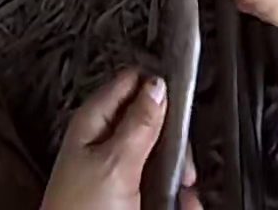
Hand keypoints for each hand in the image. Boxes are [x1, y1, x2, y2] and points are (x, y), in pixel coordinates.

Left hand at [41, 68, 201, 209]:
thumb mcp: (115, 164)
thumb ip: (139, 122)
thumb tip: (158, 85)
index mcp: (94, 121)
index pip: (131, 80)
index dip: (157, 86)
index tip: (179, 103)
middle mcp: (104, 142)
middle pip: (151, 120)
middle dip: (173, 140)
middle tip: (181, 162)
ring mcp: (115, 173)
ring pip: (158, 157)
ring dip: (176, 172)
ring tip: (183, 190)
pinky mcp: (124, 199)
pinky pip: (157, 187)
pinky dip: (173, 195)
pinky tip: (180, 203)